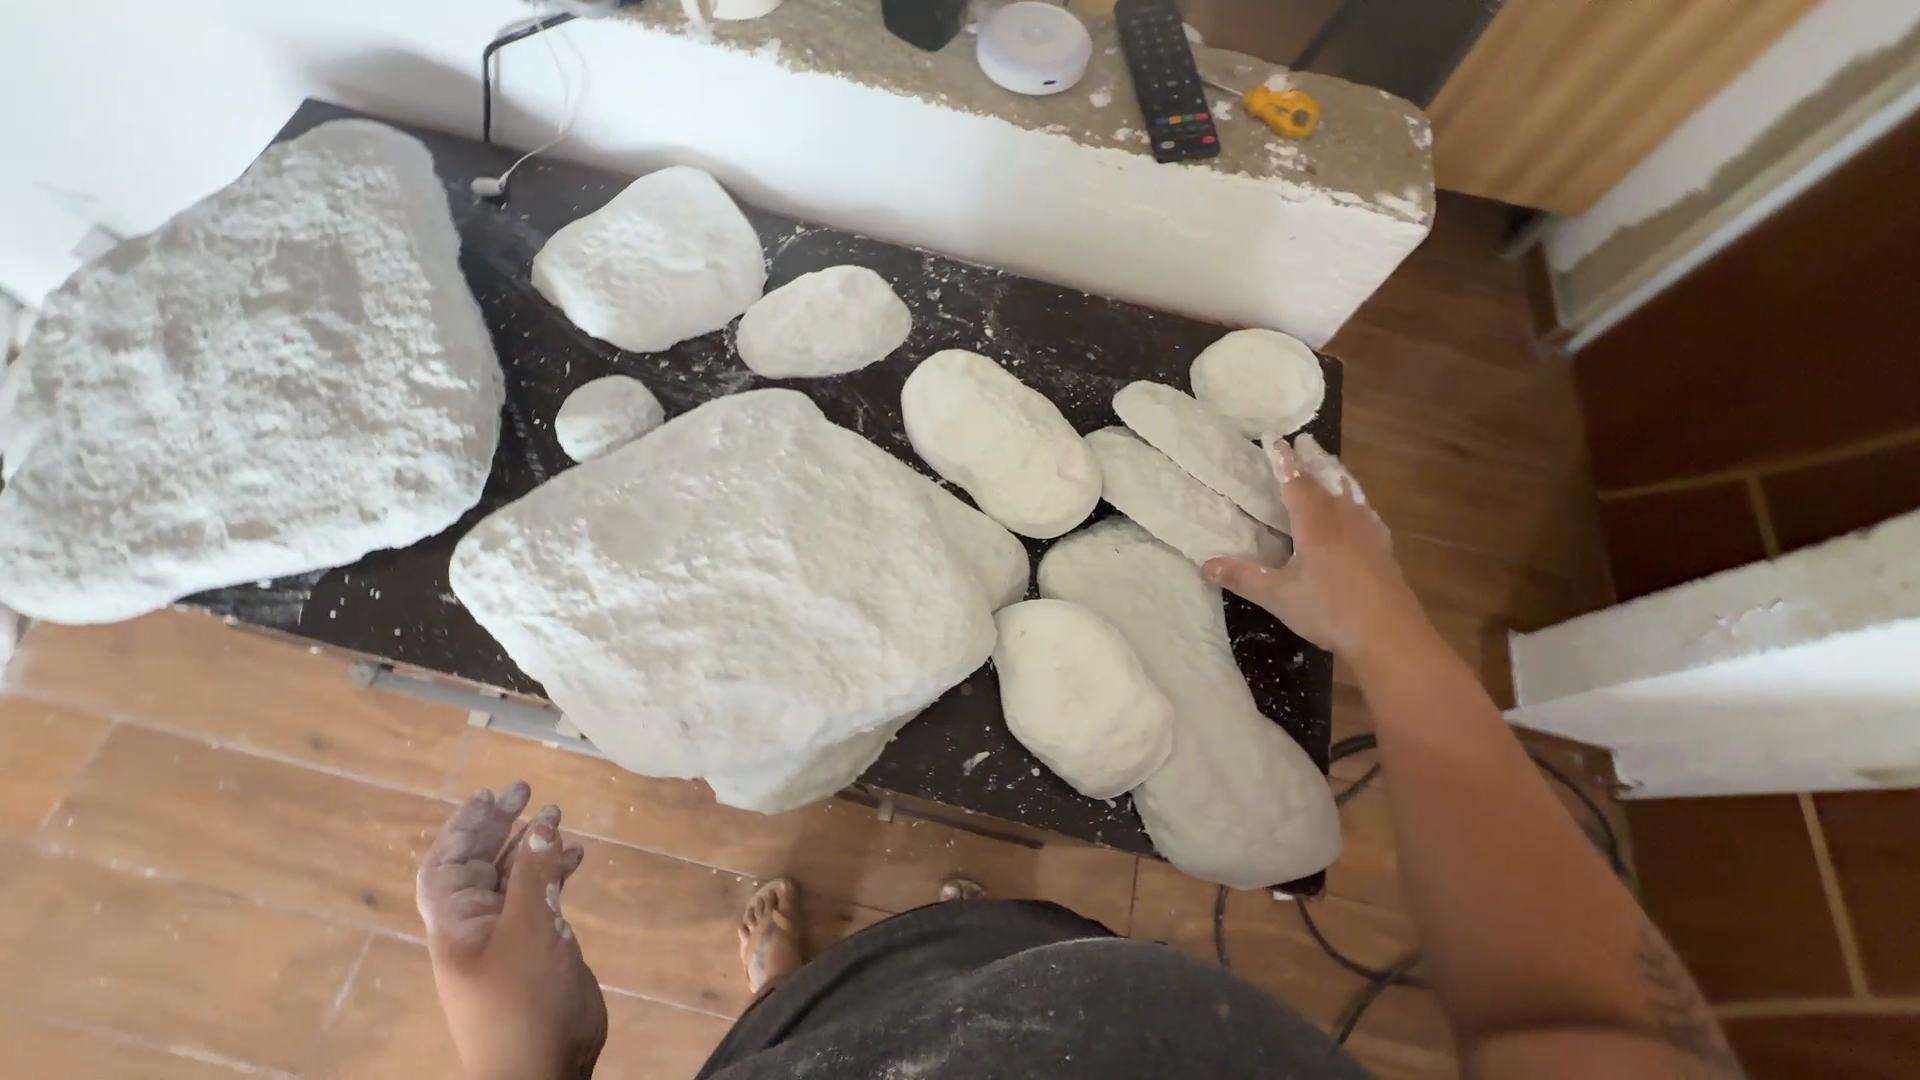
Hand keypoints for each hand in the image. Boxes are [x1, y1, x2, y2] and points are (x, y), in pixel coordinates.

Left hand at [417, 782, 604, 1079]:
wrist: (542, 1067)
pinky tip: (578, 855)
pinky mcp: (539, 944)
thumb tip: (540, 824)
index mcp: (457, 923)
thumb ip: (534, 874)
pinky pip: (542, 894)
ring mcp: (509, 934)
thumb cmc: (522, 999)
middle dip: (500, 825)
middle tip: (526, 790)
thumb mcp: (528, 930)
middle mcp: (478, 924)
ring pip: (515, 875)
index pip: (445, 864)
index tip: (488, 796)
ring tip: (557, 813)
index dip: (462, 828)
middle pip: (480, 862)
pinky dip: (557, 870)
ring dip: (532, 844)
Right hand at [1203, 434, 1429, 669]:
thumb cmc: (1329, 610)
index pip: (1296, 481)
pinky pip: (1366, 511)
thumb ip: (1243, 577)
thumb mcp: (1278, 596)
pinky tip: (1359, 509)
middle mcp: (1344, 518)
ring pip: (1351, 492)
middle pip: (1328, 478)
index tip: (1272, 437)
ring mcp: (1368, 532)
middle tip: (1305, 440)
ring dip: (1337, 474)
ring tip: (1330, 464)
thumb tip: (1206, 564)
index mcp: (1316, 522)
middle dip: (1313, 459)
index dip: (1282, 459)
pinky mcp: (1383, 549)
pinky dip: (1356, 499)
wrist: (1390, 636)